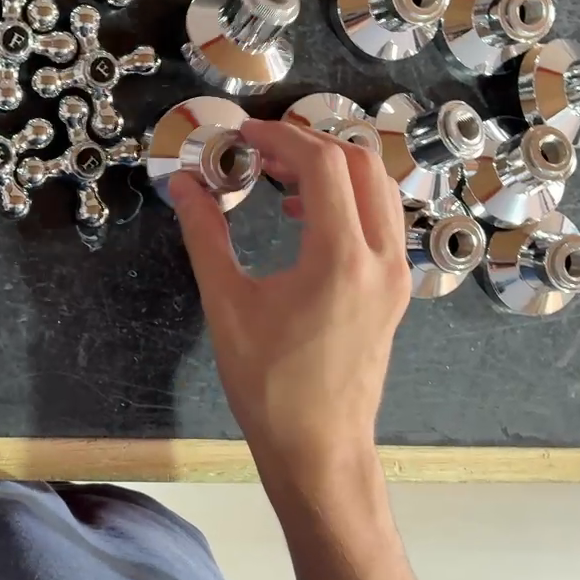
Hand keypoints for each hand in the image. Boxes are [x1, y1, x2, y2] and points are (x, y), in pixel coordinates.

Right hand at [167, 120, 410, 485]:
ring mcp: (396, 274)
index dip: (280, 137)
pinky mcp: (395, 290)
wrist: (318, 446)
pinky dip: (347, 200)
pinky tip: (304, 219)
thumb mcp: (226, 303)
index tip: (243, 134)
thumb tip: (182, 186)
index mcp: (340, 256)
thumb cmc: (267, 382)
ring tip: (280, 178)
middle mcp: (382, 257)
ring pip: (379, 190)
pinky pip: (381, 220)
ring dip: (332, 170)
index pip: (323, 164)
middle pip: (361, 164)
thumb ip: (205, 235)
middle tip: (260, 151)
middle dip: (309, 145)